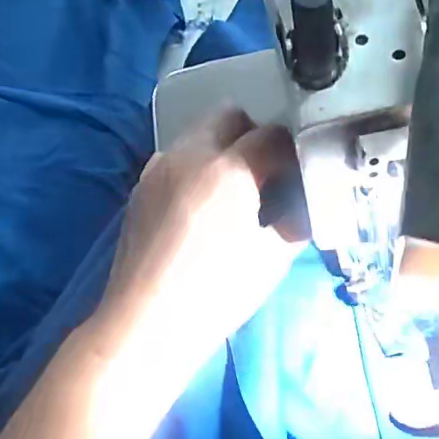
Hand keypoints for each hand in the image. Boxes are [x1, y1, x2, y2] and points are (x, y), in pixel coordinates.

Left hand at [93, 109, 304, 387]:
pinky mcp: (140, 188)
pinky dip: (196, 169)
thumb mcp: (272, 259)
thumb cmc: (217, 292)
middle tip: (265, 173)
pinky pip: (175, 161)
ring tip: (231, 193)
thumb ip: (293, 222)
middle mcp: (189, 154)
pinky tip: (200, 209)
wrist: (147, 321)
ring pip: (197, 135)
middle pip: (228, 116)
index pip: (271, 136)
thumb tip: (298, 207)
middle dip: (252, 135)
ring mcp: (158, 168)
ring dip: (221, 150)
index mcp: (229, 168)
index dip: (291, 152)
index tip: (297, 174)